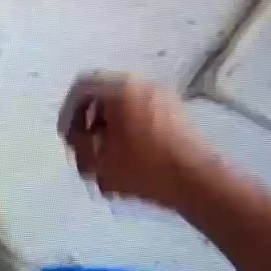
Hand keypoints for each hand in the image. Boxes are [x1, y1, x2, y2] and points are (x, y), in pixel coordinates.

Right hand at [59, 72, 216, 210]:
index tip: (68, 138)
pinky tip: (130, 159)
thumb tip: (77, 142)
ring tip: (107, 157)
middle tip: (86, 147)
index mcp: (120, 87)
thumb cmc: (144, 168)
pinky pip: (143, 116)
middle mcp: (142, 85)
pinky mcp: (179, 117)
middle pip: (103, 97)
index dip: (68, 113)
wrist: (203, 185)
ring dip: (110, 130)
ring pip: (124, 108)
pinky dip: (131, 132)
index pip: (81, 88)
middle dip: (89, 123)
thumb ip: (78, 146)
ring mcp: (164, 99)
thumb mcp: (97, 161)